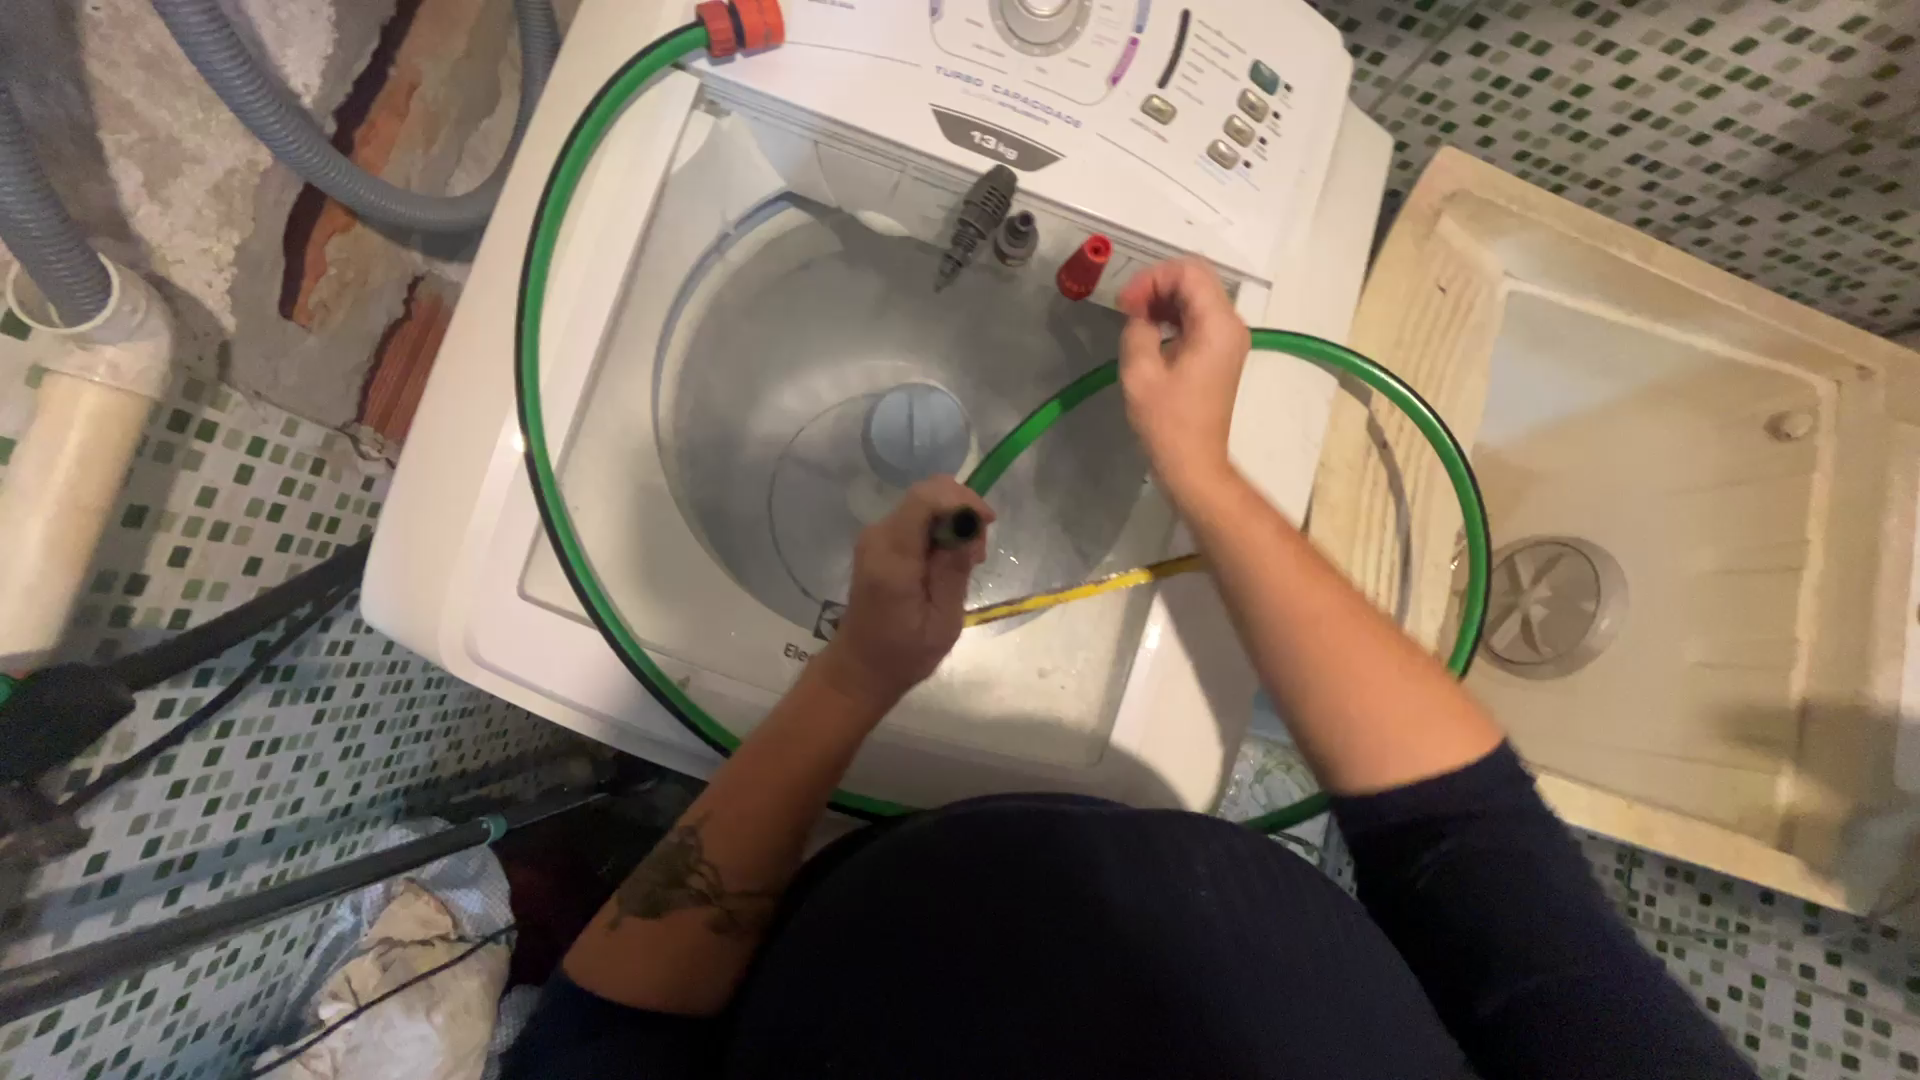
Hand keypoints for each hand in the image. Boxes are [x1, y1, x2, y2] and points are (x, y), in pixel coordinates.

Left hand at [815, 476, 993, 713]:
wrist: (861, 667)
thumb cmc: (904, 653)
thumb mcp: (943, 620)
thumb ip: (955, 570)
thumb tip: (968, 526)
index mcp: (893, 555)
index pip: (926, 499)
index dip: (962, 500)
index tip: (988, 524)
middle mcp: (878, 535)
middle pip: (927, 494)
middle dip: (961, 510)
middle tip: (977, 553)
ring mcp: (875, 536)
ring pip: (925, 503)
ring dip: (953, 521)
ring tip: (966, 562)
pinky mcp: (879, 542)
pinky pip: (916, 519)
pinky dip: (940, 530)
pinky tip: (948, 562)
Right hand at [1116, 257, 1250, 506]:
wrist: (1193, 462)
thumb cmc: (1167, 421)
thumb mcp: (1140, 372)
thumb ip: (1138, 329)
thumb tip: (1139, 315)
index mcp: (1217, 325)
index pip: (1188, 271)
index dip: (1151, 278)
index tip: (1124, 304)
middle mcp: (1232, 325)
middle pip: (1196, 279)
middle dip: (1157, 285)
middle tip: (1126, 309)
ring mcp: (1229, 339)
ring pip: (1197, 297)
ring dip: (1164, 300)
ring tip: (1134, 320)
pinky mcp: (1221, 353)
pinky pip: (1199, 318)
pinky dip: (1173, 317)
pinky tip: (1150, 333)